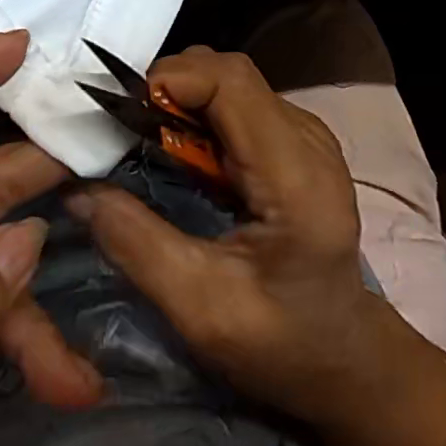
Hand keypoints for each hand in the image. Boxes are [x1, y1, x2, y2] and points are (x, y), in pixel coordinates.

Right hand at [67, 47, 445, 445]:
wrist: (359, 370)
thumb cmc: (290, 346)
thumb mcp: (205, 306)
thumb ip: (142, 239)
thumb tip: (86, 185)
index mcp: (294, 170)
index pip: (232, 80)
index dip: (173, 75)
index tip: (119, 101)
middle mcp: (307, 139)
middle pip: (232, 74)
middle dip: (171, 84)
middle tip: (118, 120)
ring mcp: (307, 143)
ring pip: (235, 89)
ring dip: (184, 101)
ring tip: (137, 134)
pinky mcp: (298, 155)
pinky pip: (240, 114)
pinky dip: (201, 118)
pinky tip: (174, 151)